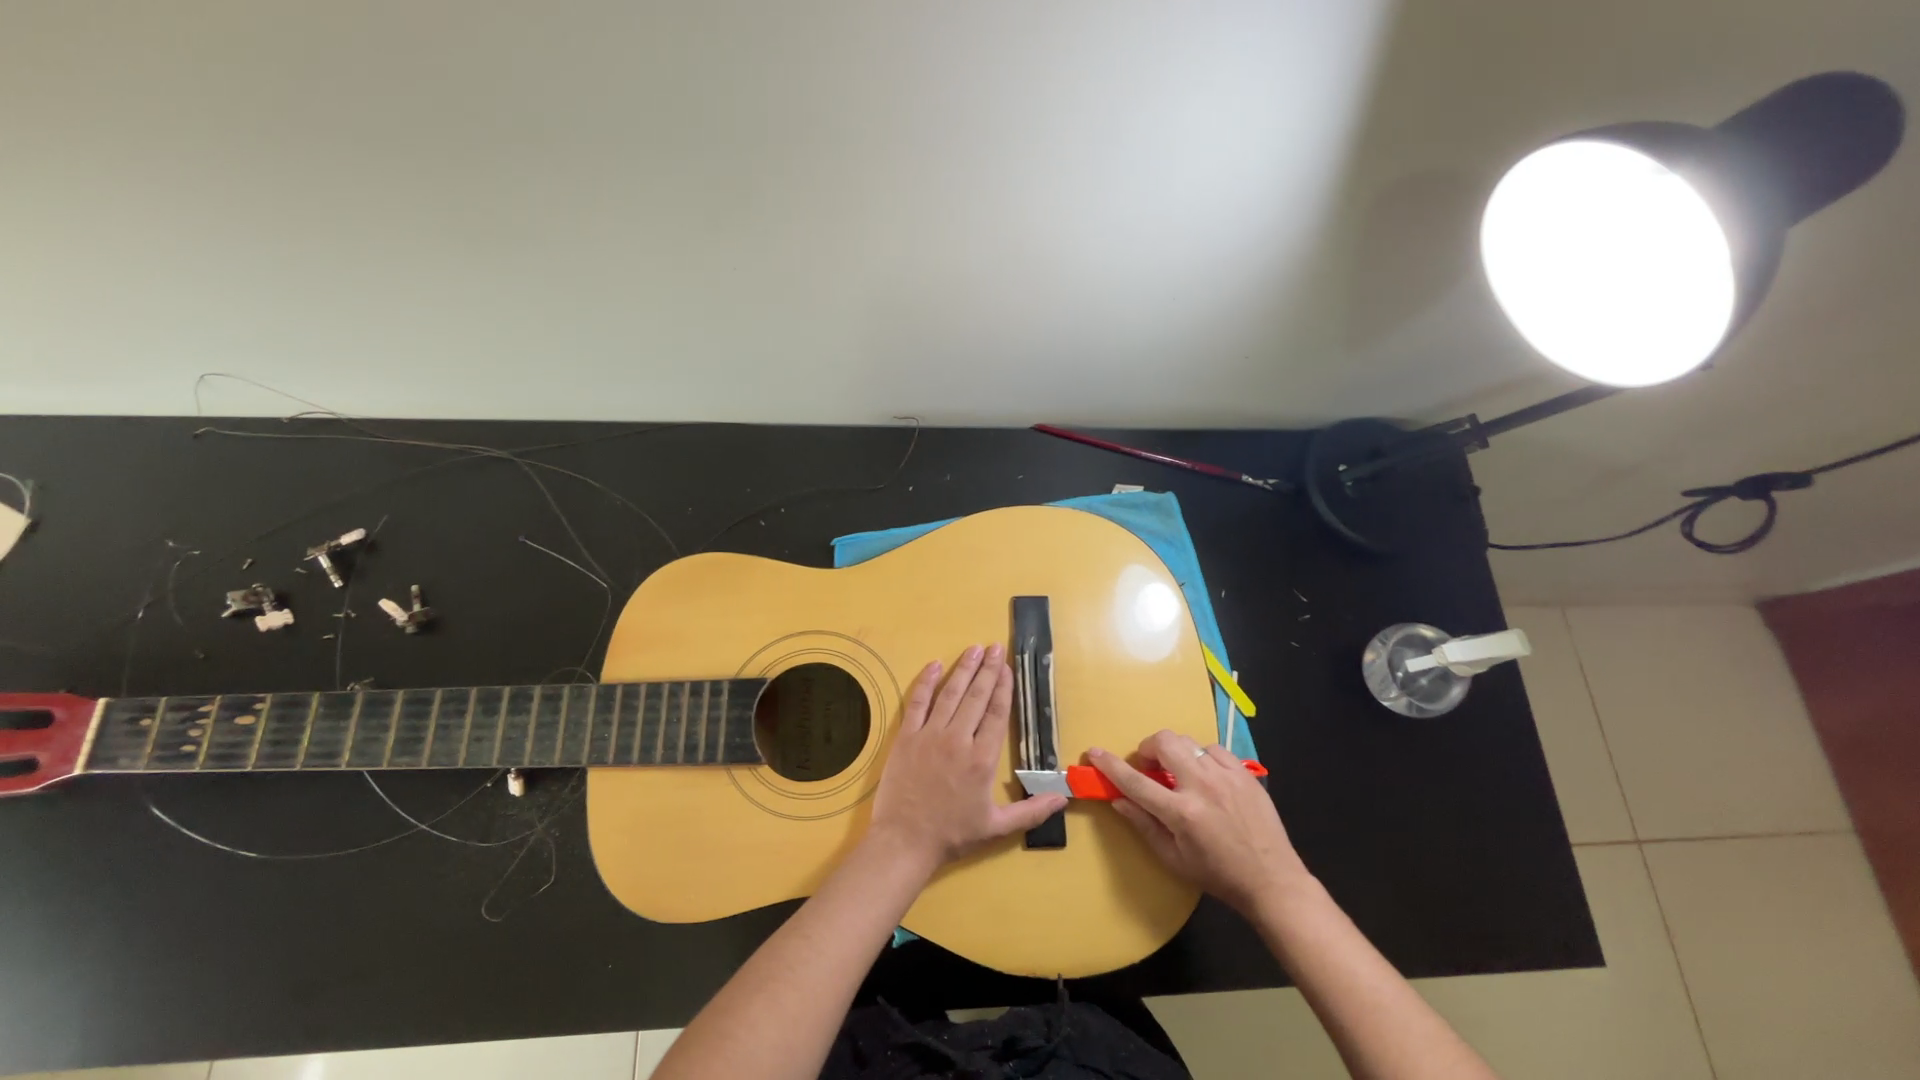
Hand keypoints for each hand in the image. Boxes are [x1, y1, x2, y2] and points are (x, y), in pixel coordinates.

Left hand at [867, 644, 1067, 869]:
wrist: (904, 841)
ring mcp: (929, 736)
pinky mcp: (906, 738)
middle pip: (975, 697)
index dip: (1003, 688)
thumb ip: (1031, 811)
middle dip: (988, 670)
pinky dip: (926, 682)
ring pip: (949, 695)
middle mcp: (957, 740)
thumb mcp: (997, 827)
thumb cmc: (952, 835)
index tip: (1008, 668)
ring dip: (963, 669)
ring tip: (974, 649)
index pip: (996, 714)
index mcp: (982, 760)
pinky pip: (917, 703)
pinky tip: (935, 665)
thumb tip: (1063, 798)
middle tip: (995, 647)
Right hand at [1089, 731, 1309, 914]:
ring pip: (1189, 742)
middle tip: (1151, 768)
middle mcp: (1202, 786)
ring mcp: (1227, 776)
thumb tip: (1118, 800)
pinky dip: (1203, 758)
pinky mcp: (1245, 773)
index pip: (1136, 781)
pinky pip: (1214, 749)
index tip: (1095, 753)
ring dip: (1176, 754)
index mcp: (1181, 813)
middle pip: (1165, 742)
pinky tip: (1207, 777)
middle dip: (1149, 748)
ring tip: (1181, 775)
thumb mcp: (1174, 859)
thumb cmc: (1217, 875)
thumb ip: (1144, 825)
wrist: (1271, 879)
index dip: (1110, 765)